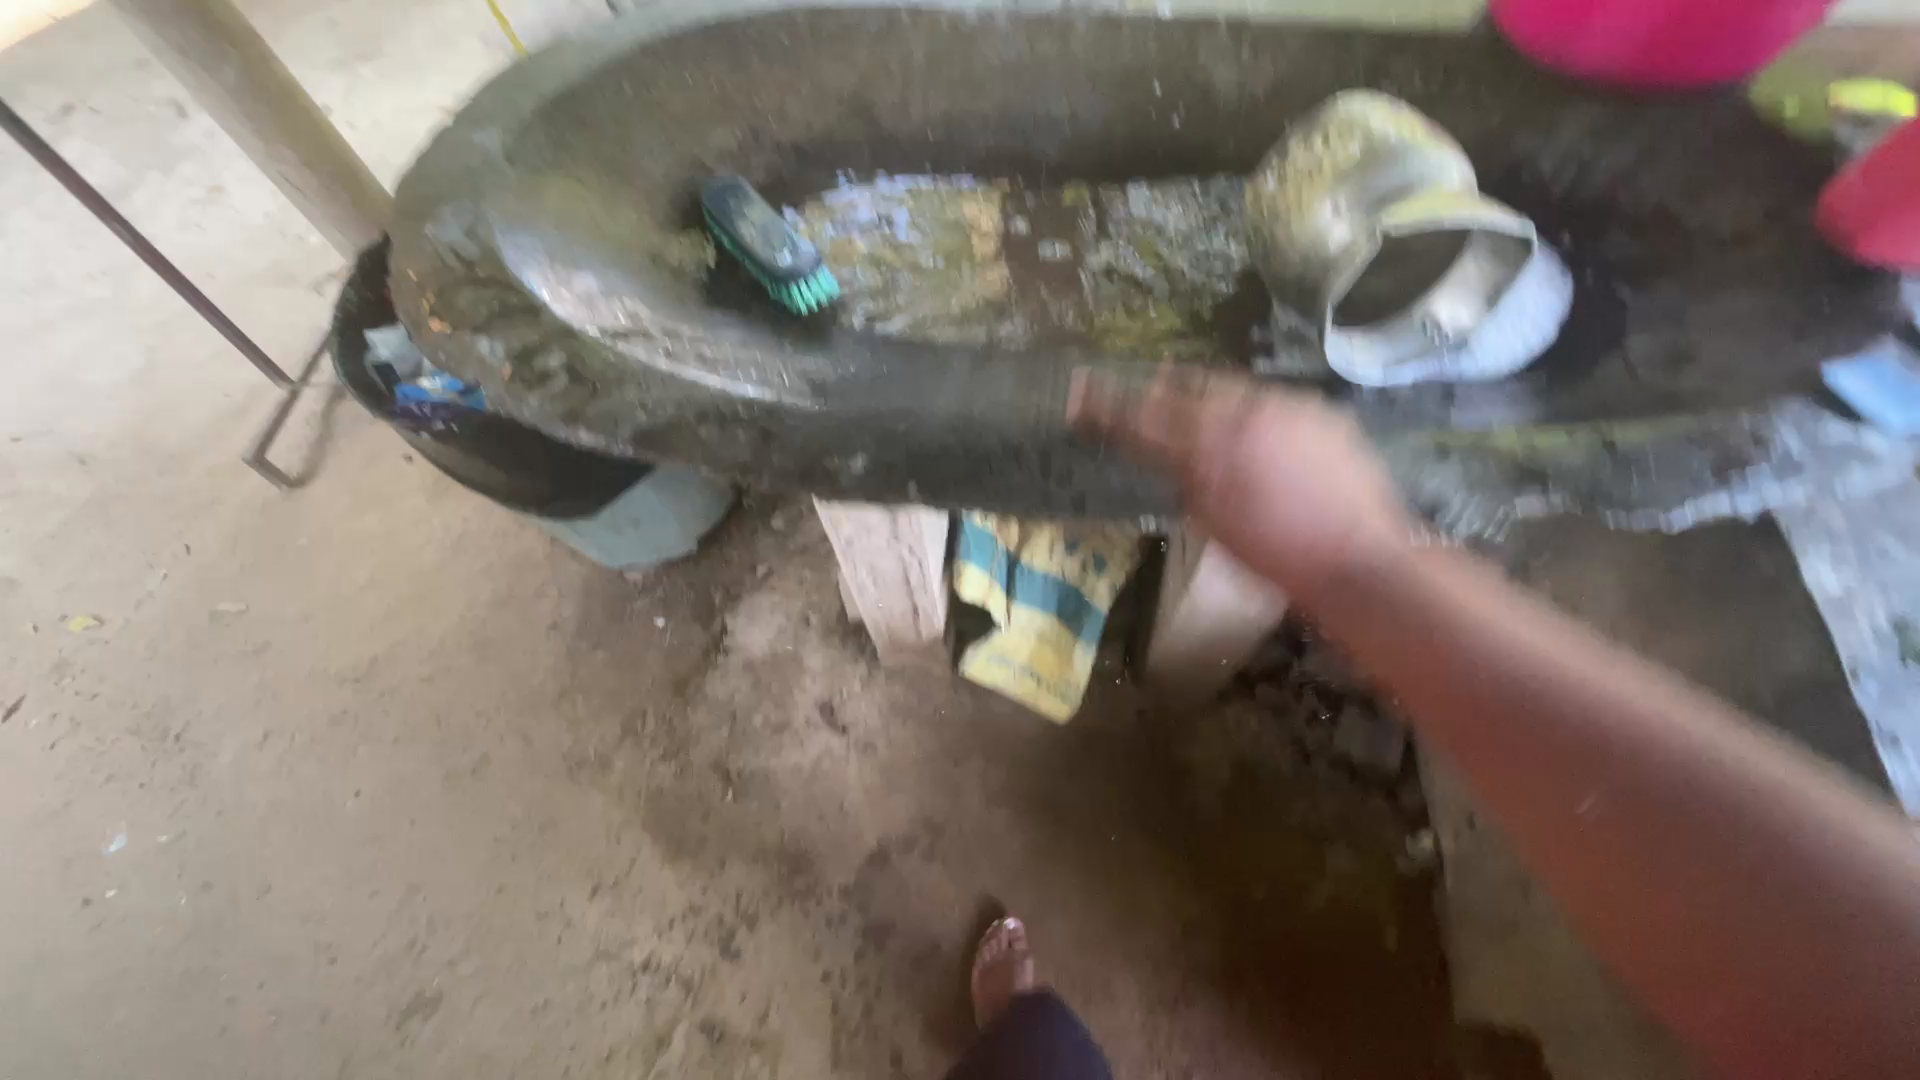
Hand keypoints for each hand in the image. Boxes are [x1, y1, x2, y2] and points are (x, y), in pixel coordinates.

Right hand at [1068, 366, 1413, 603]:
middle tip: (1127, 391)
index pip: (1144, 417)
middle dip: (1151, 388)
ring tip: (1179, 396)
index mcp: (1211, 447)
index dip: (1106, 406)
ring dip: (1197, 392)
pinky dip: (1243, 405)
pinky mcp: (1318, 410)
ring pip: (1226, 386)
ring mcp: (1286, 406)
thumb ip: (1184, 479)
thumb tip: (1165, 455)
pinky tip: (1242, 422)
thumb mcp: (1214, 523)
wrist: (1360, 558)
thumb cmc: (1278, 556)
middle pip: (1182, 386)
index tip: (1077, 395)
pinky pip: (1266, 397)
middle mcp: (1246, 413)